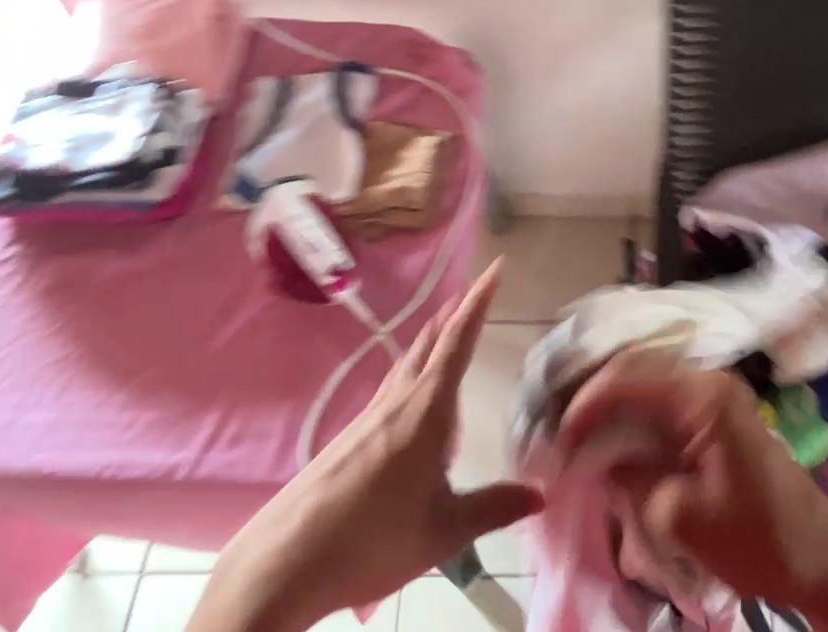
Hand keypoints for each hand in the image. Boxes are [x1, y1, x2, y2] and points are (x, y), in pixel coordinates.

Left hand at [191, 260, 542, 631]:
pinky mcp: (351, 437)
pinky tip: (414, 398)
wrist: (287, 560)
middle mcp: (396, 403)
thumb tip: (540, 496)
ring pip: (407, 364)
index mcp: (425, 412)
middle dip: (453, 316)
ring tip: (446, 329)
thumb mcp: (444, 531)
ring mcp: (368, 417)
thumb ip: (493, 508)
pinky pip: (391, 388)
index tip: (495, 267)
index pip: (458, 343)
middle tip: (474, 292)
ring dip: (431, 341)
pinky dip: (413, 371)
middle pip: (428, 345)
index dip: (479, 303)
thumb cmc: (373, 539)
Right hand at [562, 351, 827, 631]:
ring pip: (646, 384)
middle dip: (593, 396)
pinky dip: (632, 417)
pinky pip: (662, 403)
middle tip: (559, 427)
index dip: (584, 403)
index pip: (626, 378)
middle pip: (634, 370)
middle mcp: (708, 381)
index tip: (557, 436)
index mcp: (703, 395)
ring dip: (611, 405)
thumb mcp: (681, 518)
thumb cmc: (757, 539)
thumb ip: (630, 478)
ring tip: (577, 433)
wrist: (824, 562)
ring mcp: (715, 396)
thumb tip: (600, 459)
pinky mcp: (716, 417)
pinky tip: (612, 439)